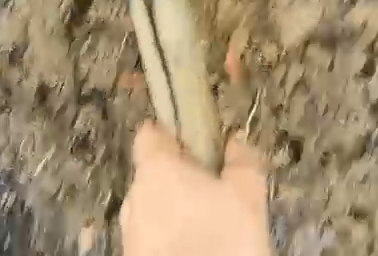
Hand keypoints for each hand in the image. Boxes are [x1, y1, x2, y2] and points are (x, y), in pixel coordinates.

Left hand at [119, 123, 271, 255]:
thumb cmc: (223, 241)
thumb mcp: (248, 196)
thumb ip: (241, 161)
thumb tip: (233, 142)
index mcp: (156, 169)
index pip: (149, 135)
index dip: (172, 134)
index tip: (197, 143)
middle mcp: (134, 197)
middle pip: (153, 174)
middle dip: (179, 178)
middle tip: (213, 191)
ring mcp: (129, 236)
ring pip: (152, 209)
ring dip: (174, 212)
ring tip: (209, 227)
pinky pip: (151, 240)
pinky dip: (170, 240)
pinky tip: (197, 250)